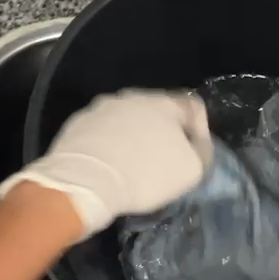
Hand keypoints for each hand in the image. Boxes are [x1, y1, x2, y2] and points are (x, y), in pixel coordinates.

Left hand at [0, 90, 212, 236]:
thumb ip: (201, 152)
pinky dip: (111, 143)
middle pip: (158, 111)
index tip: (196, 152)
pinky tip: (111, 165)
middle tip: (166, 159)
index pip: (193, 106)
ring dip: (135, 136)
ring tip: (134, 164)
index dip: (200, 129)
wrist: (85, 182)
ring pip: (128, 119)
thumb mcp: (192, 170)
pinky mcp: (77, 124)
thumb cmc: (146, 174)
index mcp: (164, 103)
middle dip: (165, 132)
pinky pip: (103, 131)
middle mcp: (133, 97)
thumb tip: (197, 145)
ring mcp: (101, 108)